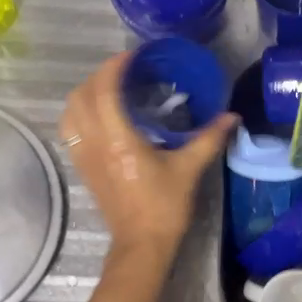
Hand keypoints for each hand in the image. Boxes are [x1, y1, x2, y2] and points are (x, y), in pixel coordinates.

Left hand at [60, 52, 237, 257]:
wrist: (141, 244)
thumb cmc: (164, 207)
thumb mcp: (189, 170)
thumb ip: (208, 139)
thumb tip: (232, 117)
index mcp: (119, 140)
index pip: (105, 91)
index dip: (114, 67)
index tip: (132, 57)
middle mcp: (95, 143)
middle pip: (81, 96)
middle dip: (98, 77)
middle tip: (123, 72)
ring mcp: (84, 156)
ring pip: (70, 112)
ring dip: (84, 94)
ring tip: (108, 90)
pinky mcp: (83, 168)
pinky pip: (70, 130)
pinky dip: (79, 114)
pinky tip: (99, 116)